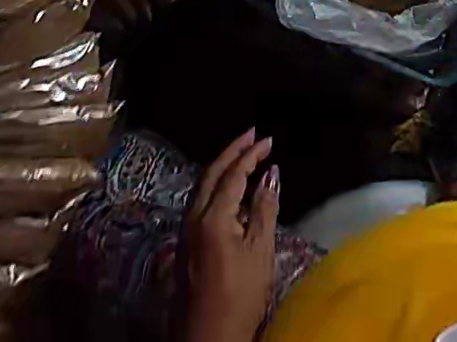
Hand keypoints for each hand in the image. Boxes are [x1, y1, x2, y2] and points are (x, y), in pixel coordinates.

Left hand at [182, 130, 279, 341]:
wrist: (207, 341)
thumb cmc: (240, 297)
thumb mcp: (260, 251)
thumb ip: (265, 207)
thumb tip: (271, 173)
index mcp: (212, 216)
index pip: (233, 173)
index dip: (252, 153)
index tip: (270, 139)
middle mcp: (193, 216)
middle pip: (212, 172)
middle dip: (233, 150)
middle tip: (253, 134)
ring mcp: (185, 230)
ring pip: (203, 185)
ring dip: (223, 165)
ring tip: (243, 155)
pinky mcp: (185, 243)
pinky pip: (200, 200)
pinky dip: (216, 185)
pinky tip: (231, 190)